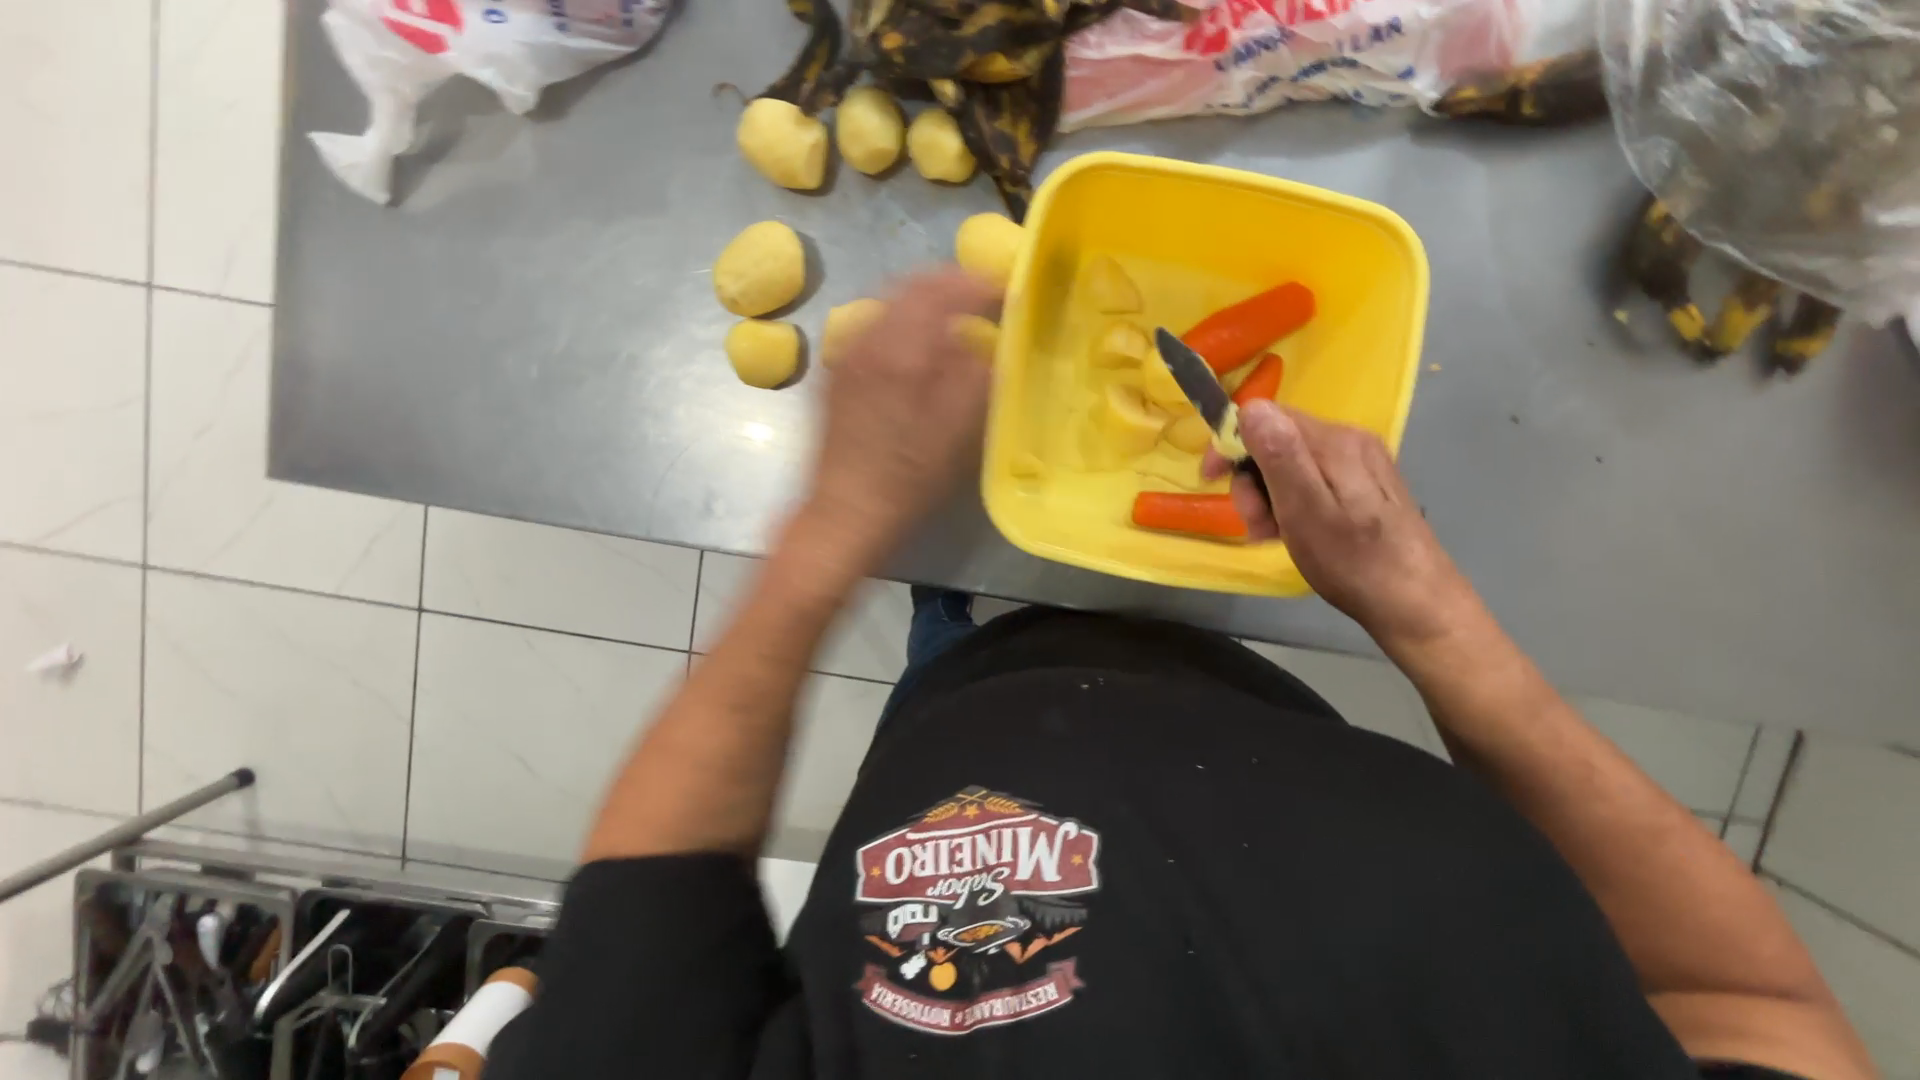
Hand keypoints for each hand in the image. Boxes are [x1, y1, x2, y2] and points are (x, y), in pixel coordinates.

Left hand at [797, 268, 1000, 571]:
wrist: (845, 512)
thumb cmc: (909, 479)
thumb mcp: (958, 429)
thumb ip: (977, 372)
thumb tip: (991, 337)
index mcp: (900, 348)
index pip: (941, 288)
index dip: (978, 283)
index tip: (1005, 292)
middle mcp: (866, 339)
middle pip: (910, 287)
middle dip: (950, 286)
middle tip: (982, 300)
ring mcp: (845, 355)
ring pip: (889, 305)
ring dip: (925, 304)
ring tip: (955, 322)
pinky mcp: (835, 374)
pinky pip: (872, 329)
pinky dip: (901, 325)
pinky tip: (917, 351)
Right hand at [1205, 401, 1480, 650]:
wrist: (1415, 603)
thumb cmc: (1352, 562)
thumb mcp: (1306, 511)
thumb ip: (1280, 457)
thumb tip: (1250, 407)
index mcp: (1334, 442)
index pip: (1265, 416)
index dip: (1231, 444)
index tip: (1211, 481)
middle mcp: (1349, 440)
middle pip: (1278, 439)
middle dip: (1252, 478)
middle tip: (1256, 524)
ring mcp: (1361, 461)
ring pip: (1292, 460)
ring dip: (1269, 494)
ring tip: (1273, 534)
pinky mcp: (1367, 483)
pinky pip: (1312, 477)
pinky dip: (1291, 501)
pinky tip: (1295, 531)